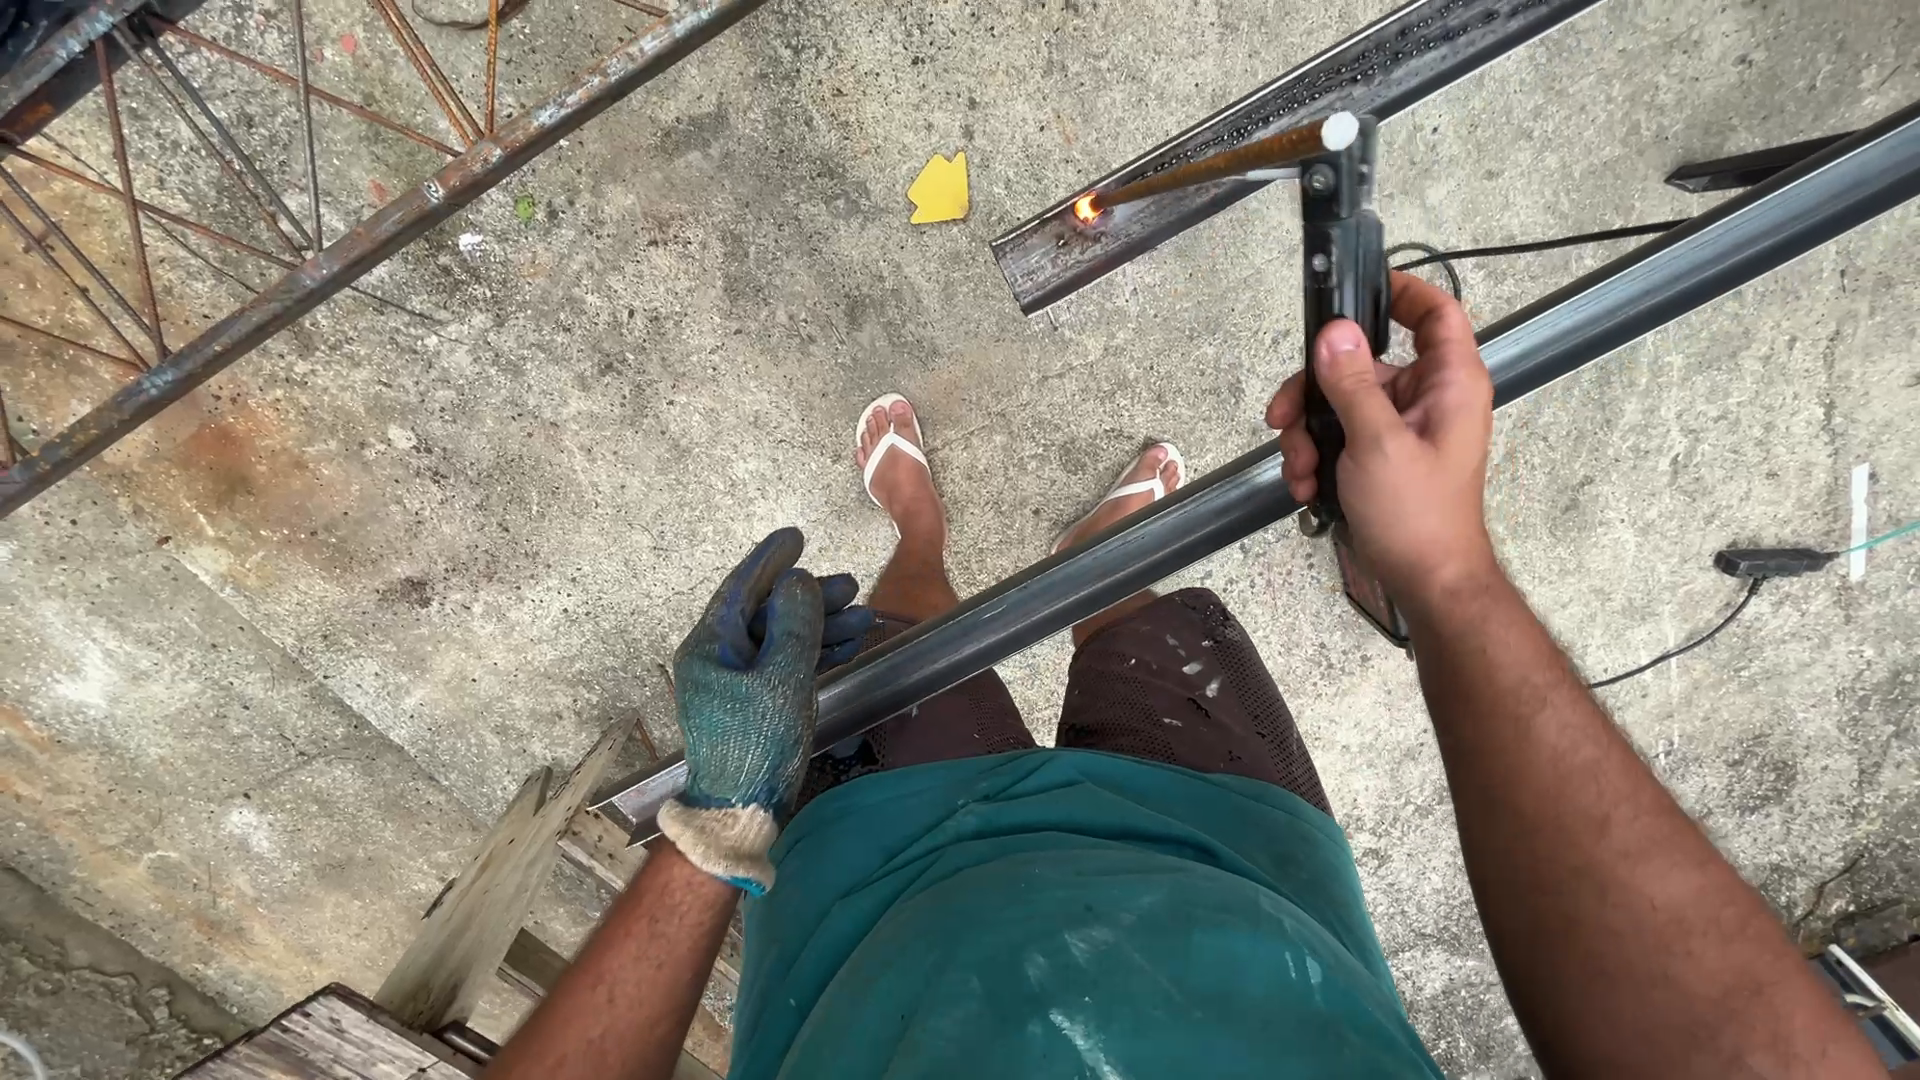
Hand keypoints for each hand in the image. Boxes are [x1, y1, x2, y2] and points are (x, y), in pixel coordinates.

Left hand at [654, 527, 870, 893]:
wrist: (742, 810)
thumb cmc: (758, 741)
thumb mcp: (783, 677)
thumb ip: (794, 624)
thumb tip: (798, 582)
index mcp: (711, 646)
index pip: (742, 587)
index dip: (771, 559)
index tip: (797, 536)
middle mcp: (719, 658)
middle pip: (767, 611)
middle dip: (811, 597)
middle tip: (851, 585)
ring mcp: (736, 682)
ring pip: (782, 638)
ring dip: (822, 626)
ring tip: (863, 617)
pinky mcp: (754, 703)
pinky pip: (786, 664)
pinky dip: (816, 653)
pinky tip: (848, 648)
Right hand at [1267, 271, 1496, 607]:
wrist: (1423, 578)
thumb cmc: (1415, 511)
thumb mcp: (1376, 442)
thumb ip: (1353, 383)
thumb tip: (1334, 329)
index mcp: (1446, 382)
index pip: (1434, 312)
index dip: (1400, 292)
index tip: (1349, 291)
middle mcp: (1422, 397)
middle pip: (1358, 364)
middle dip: (1312, 395)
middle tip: (1281, 420)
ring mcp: (1396, 427)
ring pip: (1335, 405)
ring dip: (1305, 436)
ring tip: (1298, 471)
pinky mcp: (1374, 454)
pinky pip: (1334, 437)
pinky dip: (1313, 457)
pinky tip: (1305, 485)